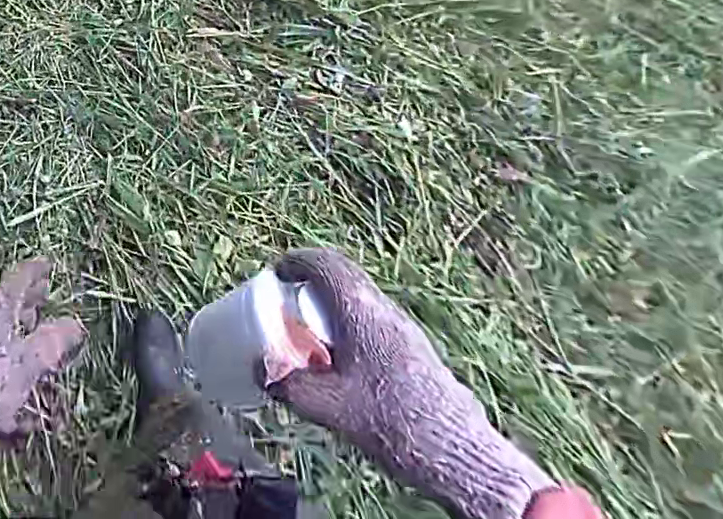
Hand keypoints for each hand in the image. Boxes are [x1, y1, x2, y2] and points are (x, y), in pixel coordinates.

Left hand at [0, 258, 84, 477]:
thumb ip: (54, 339)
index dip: (33, 271)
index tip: (47, 263)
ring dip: (23, 321)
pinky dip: (16, 344)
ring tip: (39, 320)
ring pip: (4, 323)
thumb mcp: (31, 360)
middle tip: (46, 289)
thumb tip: (74, 323)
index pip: (16, 282)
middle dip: (29, 296)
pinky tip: (27, 359)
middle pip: (8, 302)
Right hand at [269, 248, 552, 518]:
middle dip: (311, 283)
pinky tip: (348, 363)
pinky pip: (377, 321)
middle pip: (344, 277)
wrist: (464, 461)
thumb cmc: (390, 422)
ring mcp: (409, 332)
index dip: (295, 261)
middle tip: (291, 303)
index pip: (324, 263)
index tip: (276, 276)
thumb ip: (285, 384)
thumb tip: (258, 370)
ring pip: (362, 300)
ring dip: (333, 305)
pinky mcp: (421, 353)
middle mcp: (386, 312)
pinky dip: (352, 325)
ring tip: (316, 336)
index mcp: (360, 311)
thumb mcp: (325, 406)